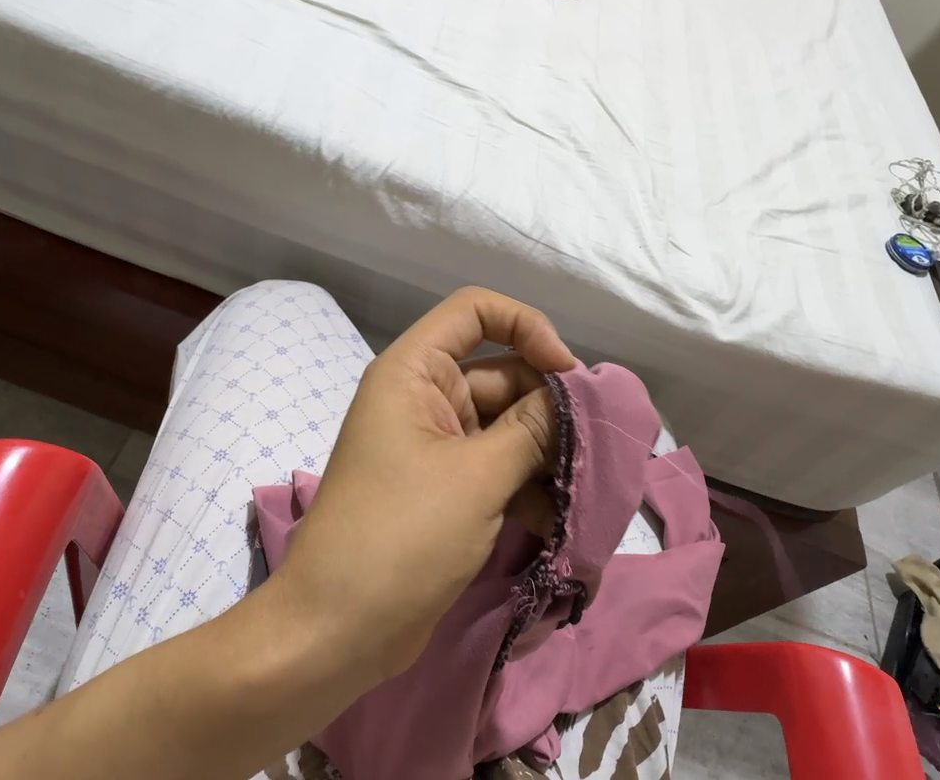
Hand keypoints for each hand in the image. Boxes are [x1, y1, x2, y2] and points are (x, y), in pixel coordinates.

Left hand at [273, 286, 577, 680]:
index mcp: (414, 371)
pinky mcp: (446, 490)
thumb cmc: (401, 534)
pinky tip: (562, 522)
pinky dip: (529, 489)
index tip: (568, 374)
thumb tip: (581, 393)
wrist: (339, 629)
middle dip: (551, 408)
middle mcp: (423, 397)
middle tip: (600, 446)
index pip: (475, 311)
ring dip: (547, 454)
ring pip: (507, 427)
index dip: (527, 326)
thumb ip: (535, 428)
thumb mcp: (477, 476)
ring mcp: (435, 446)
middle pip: (503, 374)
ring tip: (588, 488)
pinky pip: (498, 469)